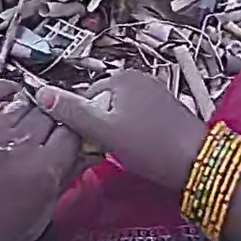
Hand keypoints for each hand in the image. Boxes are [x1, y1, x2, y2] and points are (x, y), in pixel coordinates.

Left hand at [0, 80, 83, 240]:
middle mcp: (17, 144)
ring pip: (26, 102)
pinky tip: (13, 93)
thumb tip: (89, 152)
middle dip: (59, 120)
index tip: (80, 132)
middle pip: (51, 112)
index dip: (79, 130)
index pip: (73, 130)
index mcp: (42, 168)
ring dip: (35, 110)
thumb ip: (69, 175)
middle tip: (59, 128)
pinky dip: (5, 89)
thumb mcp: (44, 211)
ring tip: (36, 122)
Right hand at [35, 70, 208, 191]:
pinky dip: (134, 132)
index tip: (90, 142)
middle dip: (101, 125)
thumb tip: (41, 94)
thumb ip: (72, 112)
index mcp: (122, 77)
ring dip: (117, 131)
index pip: (85, 95)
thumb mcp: (104, 131)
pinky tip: (141, 149)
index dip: (83, 121)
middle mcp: (139, 78)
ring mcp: (155, 93)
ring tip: (126, 151)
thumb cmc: (150, 145)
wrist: (199, 163)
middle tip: (108, 149)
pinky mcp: (166, 110)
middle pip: (103, 103)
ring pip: (120, 113)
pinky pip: (138, 118)